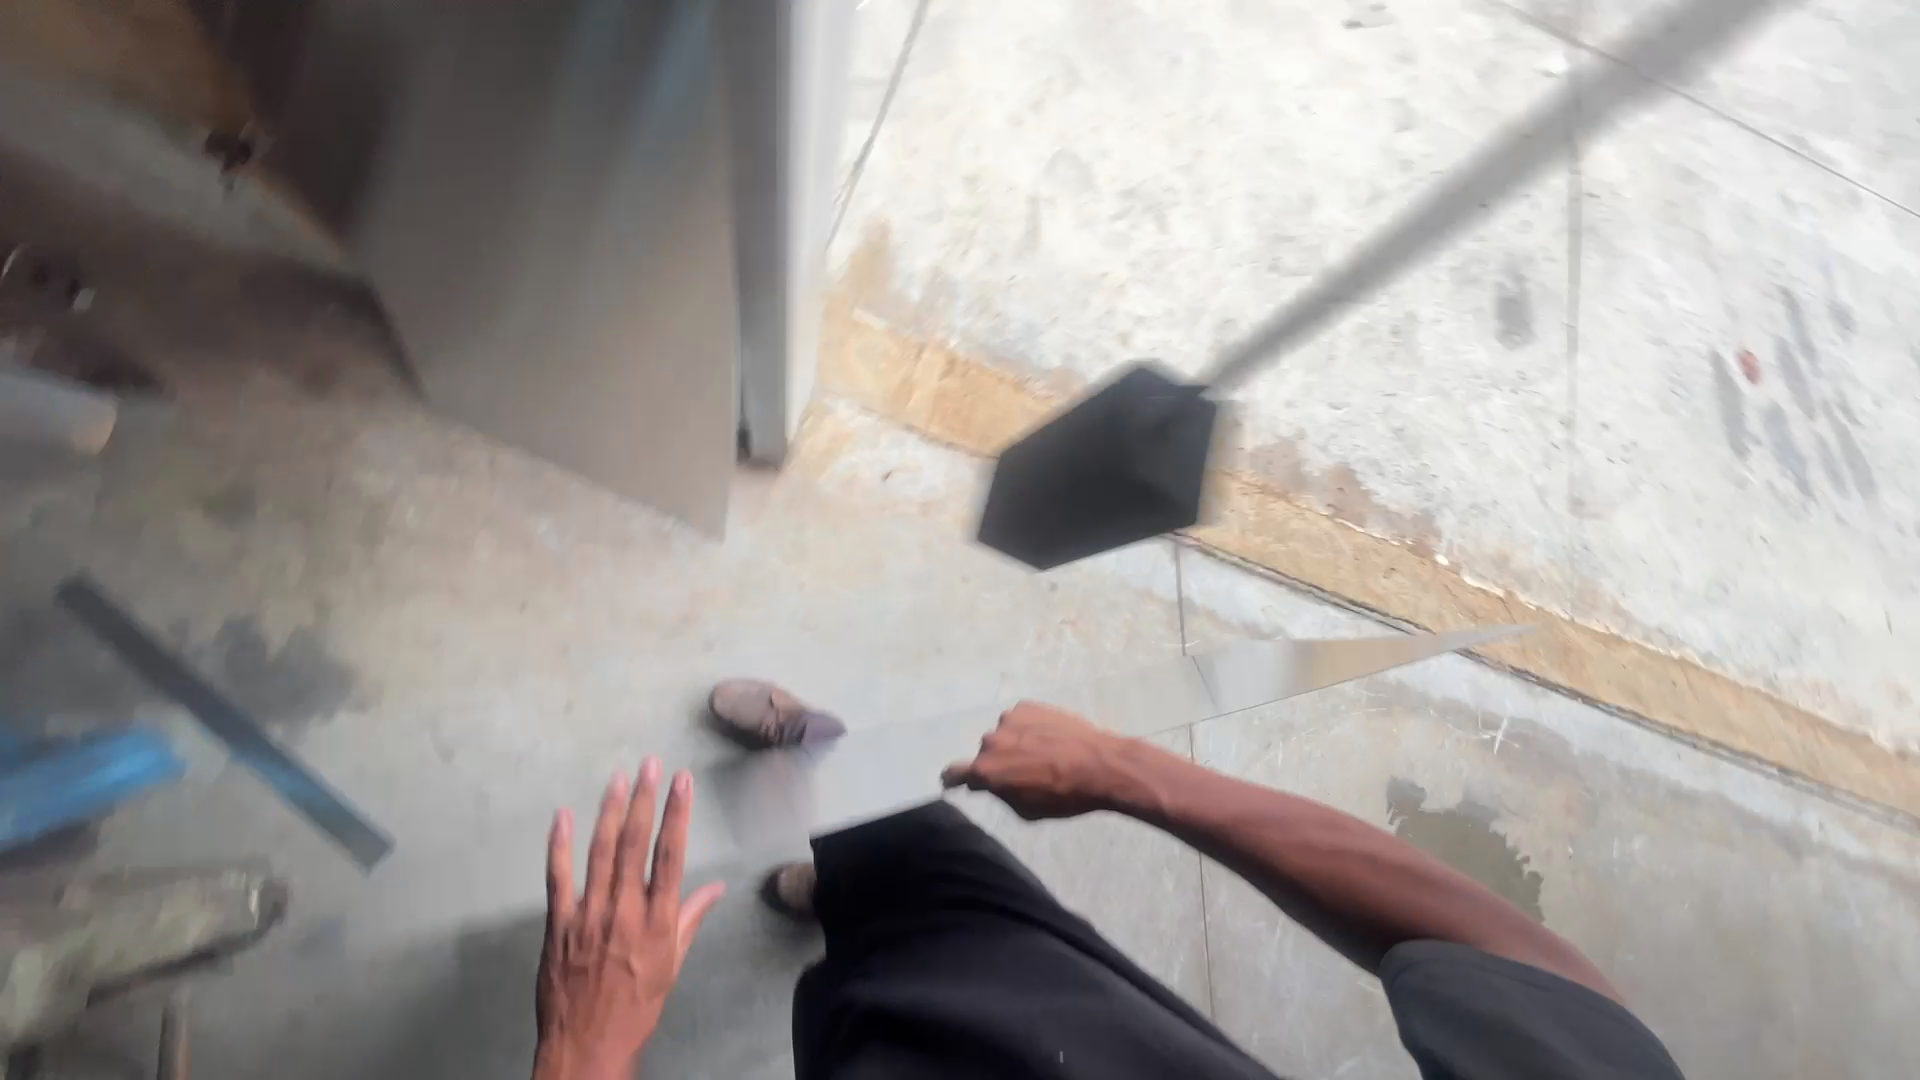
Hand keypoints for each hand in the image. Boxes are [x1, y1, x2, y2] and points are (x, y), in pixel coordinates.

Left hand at [534, 759, 725, 1079]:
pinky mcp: (558, 925)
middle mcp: (625, 910)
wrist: (585, 1050)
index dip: (677, 813)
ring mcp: (588, 915)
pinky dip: (560, 846)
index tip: (682, 780)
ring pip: (599, 852)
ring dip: (609, 811)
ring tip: (617, 778)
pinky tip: (564, 816)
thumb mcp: (673, 965)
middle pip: (634, 844)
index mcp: (658, 920)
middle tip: (648, 763)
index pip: (671, 854)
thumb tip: (717, 887)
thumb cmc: (638, 1005)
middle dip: (643, 799)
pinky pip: (558, 878)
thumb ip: (690, 919)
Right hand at [940, 701, 1128, 819]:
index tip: (955, 781)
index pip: (954, 772)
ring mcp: (1009, 719)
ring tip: (1041, 751)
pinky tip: (1049, 736)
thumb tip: (989, 784)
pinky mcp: (1027, 705)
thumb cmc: (1063, 796)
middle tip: (1023, 769)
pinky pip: (1020, 718)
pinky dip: (1028, 726)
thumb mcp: (1027, 810)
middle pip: (986, 753)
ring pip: (1004, 733)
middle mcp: (991, 741)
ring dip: (1013, 741)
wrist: (1100, 764)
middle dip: (998, 761)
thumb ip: (1000, 794)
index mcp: (986, 771)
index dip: (954, 778)